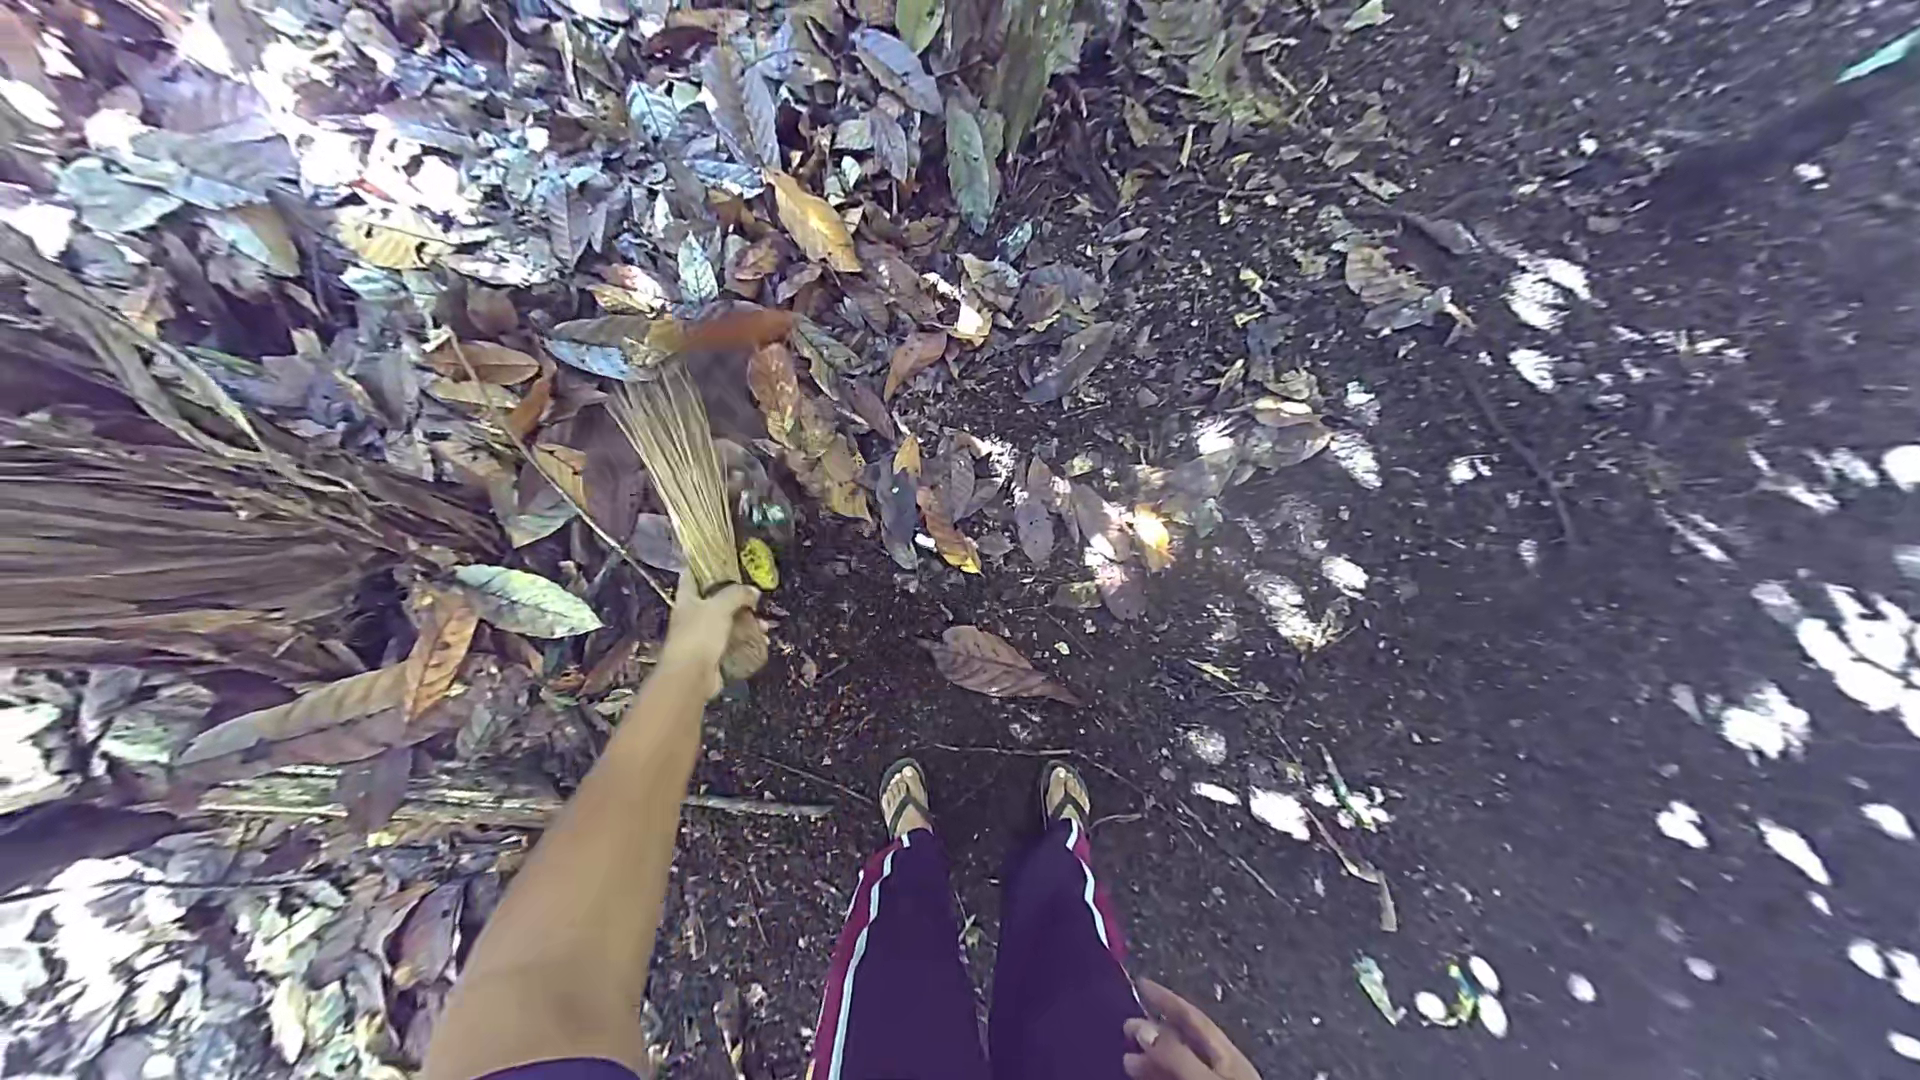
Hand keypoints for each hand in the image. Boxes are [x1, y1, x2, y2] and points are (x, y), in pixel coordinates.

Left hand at [656, 571, 758, 694]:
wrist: (691, 676)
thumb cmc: (700, 634)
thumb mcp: (720, 606)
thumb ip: (738, 594)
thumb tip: (754, 591)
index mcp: (687, 599)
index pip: (692, 574)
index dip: (705, 565)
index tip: (726, 559)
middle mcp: (692, 615)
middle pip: (715, 599)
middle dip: (738, 597)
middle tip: (756, 596)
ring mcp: (702, 635)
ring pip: (728, 621)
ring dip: (747, 621)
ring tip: (764, 624)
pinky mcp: (713, 653)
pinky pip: (733, 640)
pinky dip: (747, 639)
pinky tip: (762, 639)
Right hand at [1123, 978, 1260, 1079]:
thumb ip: (1176, 1055)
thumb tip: (1141, 1027)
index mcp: (1225, 1056)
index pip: (1192, 1018)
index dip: (1166, 999)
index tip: (1141, 984)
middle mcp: (1219, 1071)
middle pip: (1183, 1043)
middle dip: (1153, 1033)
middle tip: (1125, 1029)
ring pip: (1177, 1070)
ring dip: (1152, 1063)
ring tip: (1127, 1063)